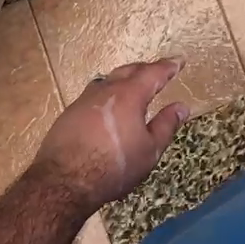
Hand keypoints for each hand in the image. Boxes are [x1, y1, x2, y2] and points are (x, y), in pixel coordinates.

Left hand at [28, 60, 188, 214]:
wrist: (62, 183)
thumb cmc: (113, 166)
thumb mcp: (149, 150)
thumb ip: (166, 125)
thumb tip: (182, 107)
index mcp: (130, 95)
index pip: (154, 73)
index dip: (169, 66)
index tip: (179, 60)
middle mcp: (107, 90)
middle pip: (129, 70)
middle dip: (146, 68)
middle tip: (158, 71)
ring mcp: (84, 100)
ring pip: (108, 80)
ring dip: (123, 78)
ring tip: (132, 85)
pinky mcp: (69, 114)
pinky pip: (93, 95)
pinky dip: (107, 94)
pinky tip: (107, 107)